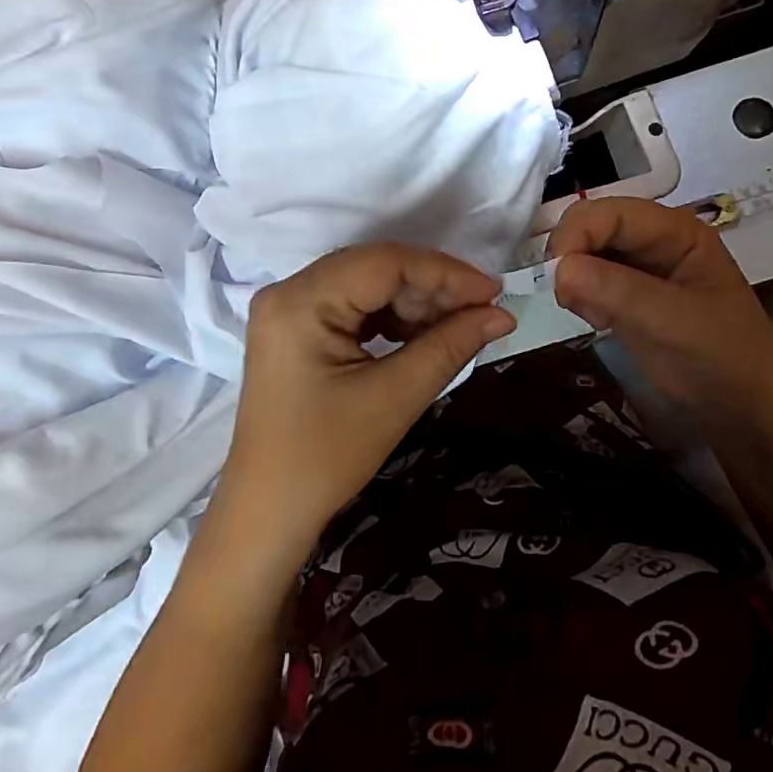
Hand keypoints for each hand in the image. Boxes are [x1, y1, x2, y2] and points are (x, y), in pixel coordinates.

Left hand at [222, 242, 516, 549]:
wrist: (270, 507)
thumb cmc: (327, 457)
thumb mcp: (394, 397)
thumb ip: (450, 345)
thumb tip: (502, 315)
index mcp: (301, 302)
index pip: (384, 263)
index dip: (445, 273)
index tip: (493, 292)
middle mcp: (288, 291)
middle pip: (374, 267)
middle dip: (432, 287)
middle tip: (482, 309)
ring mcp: (288, 308)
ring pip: (365, 284)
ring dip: (414, 302)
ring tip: (458, 325)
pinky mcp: (295, 327)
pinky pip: (352, 305)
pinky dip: (390, 317)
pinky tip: (422, 335)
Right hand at [549, 197, 772, 412]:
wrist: (744, 408)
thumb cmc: (721, 357)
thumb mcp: (673, 321)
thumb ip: (617, 290)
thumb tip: (558, 268)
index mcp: (675, 231)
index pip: (609, 212)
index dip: (576, 233)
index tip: (556, 275)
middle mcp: (653, 240)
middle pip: (590, 225)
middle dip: (571, 256)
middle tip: (572, 300)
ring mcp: (638, 268)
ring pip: (583, 252)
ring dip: (573, 280)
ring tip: (595, 316)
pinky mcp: (625, 294)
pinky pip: (586, 280)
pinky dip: (579, 297)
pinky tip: (599, 321)